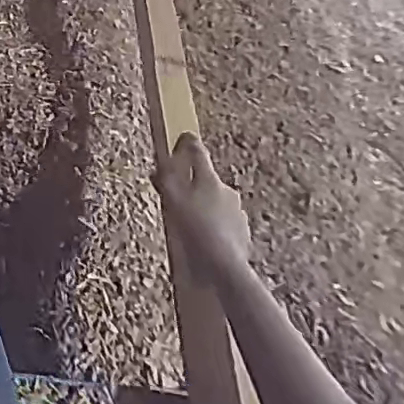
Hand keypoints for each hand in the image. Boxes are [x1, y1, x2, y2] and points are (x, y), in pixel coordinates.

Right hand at [154, 133, 251, 272]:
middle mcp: (227, 191)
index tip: (184, 137)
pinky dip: (212, 225)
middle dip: (192, 182)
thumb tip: (161, 163)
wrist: (224, 267)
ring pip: (215, 201)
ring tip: (186, 221)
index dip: (188, 144)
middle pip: (206, 179)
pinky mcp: (242, 232)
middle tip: (175, 193)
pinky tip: (200, 237)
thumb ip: (166, 179)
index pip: (198, 153)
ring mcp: (237, 212)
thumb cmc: (195, 230)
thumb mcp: (171, 202)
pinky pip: (223, 222)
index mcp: (208, 180)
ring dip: (202, 206)